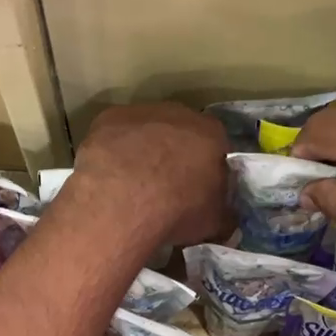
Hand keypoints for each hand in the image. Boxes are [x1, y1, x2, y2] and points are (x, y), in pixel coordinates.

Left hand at [65, 103, 232, 248]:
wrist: (126, 198)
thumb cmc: (178, 209)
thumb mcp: (213, 223)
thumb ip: (223, 218)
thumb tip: (227, 223)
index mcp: (212, 134)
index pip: (216, 148)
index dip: (207, 170)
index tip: (197, 190)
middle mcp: (180, 114)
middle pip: (180, 134)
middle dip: (174, 156)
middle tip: (164, 187)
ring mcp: (142, 112)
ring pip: (146, 131)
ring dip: (142, 152)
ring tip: (132, 185)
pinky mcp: (108, 118)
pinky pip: (116, 135)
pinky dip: (114, 151)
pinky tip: (109, 174)